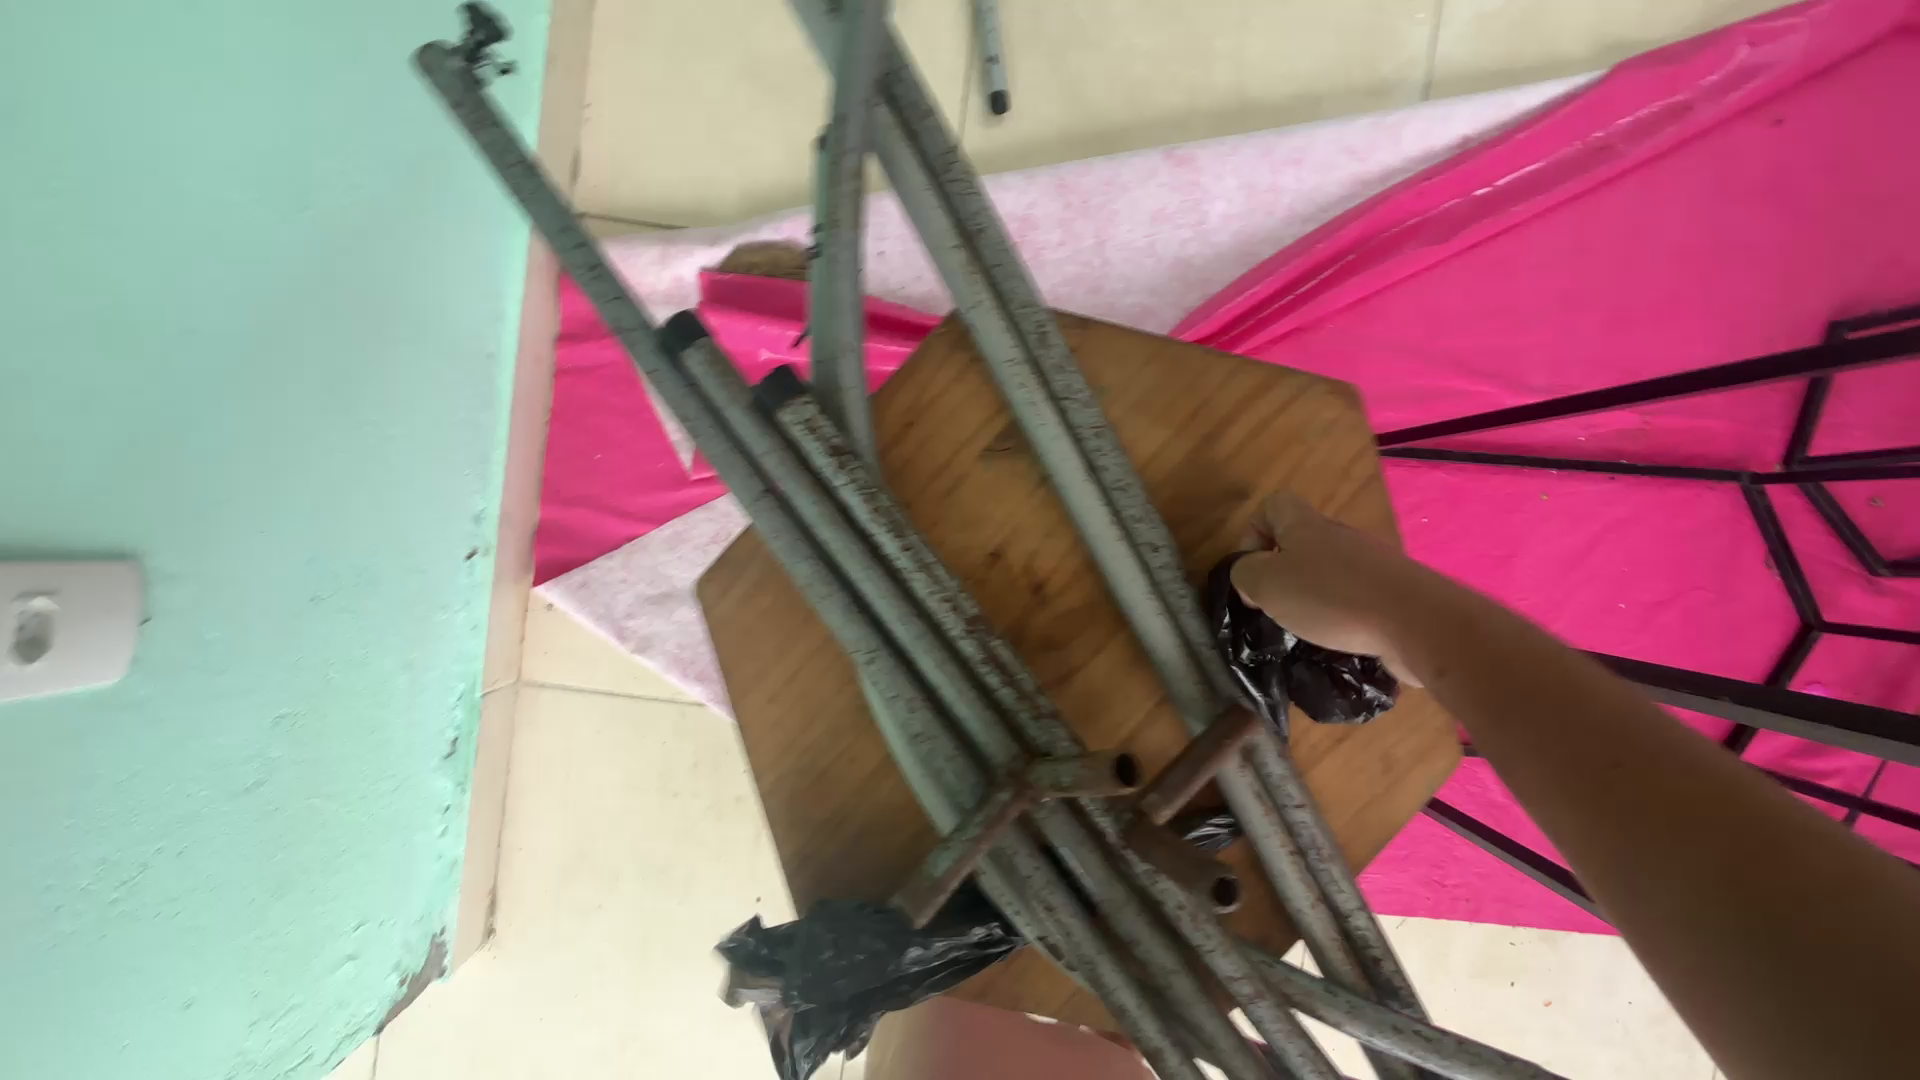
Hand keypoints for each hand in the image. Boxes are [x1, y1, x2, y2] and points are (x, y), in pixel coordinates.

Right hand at [1229, 493, 1425, 685]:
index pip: (1273, 506)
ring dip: (1310, 597)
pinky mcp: (1393, 591)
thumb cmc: (1331, 597)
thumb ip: (1245, 573)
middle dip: (1281, 574)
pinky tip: (1339, 639)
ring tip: (1306, 628)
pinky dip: (1341, 616)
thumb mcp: (1266, 584)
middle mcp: (1340, 537)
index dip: (1253, 532)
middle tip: (1273, 606)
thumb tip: (1250, 576)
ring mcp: (1371, 563)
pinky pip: (1355, 596)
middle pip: (1300, 542)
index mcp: (1306, 526)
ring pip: (1327, 571)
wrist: (1418, 623)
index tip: (1250, 570)